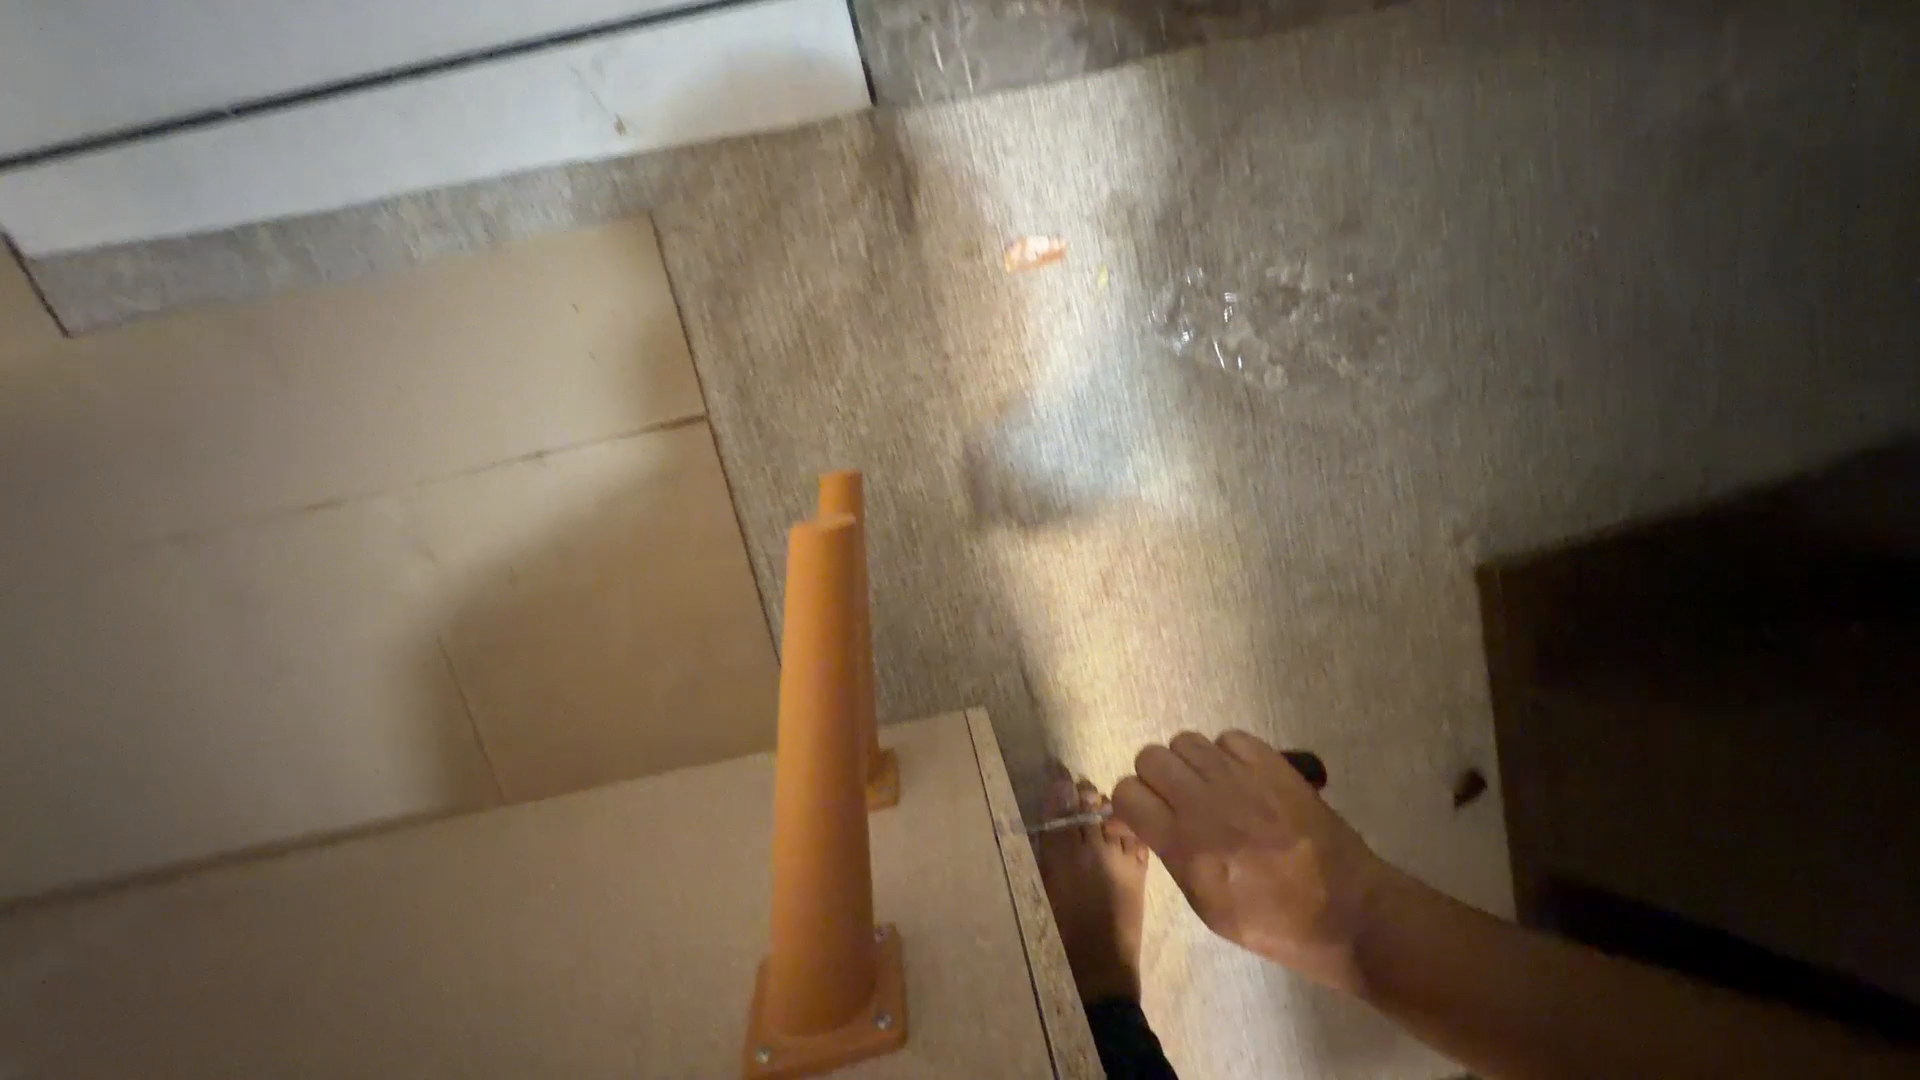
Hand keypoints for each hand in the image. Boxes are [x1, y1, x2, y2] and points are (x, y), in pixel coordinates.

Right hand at [1112, 730, 1389, 990]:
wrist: (1349, 912)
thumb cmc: (1273, 923)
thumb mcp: (1206, 906)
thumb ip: (1171, 855)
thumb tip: (1143, 819)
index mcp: (1185, 846)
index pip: (1127, 793)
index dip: (1129, 803)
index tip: (1143, 814)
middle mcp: (1206, 804)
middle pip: (1150, 758)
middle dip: (1154, 778)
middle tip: (1176, 799)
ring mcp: (1241, 779)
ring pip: (1185, 741)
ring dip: (1189, 763)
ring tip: (1210, 786)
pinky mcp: (1273, 765)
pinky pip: (1228, 738)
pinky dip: (1226, 754)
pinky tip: (1240, 779)